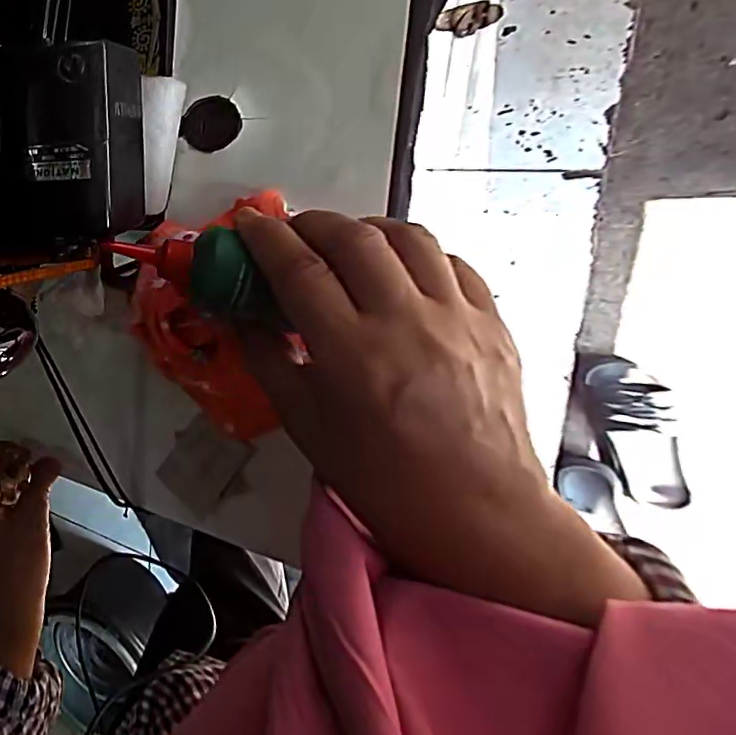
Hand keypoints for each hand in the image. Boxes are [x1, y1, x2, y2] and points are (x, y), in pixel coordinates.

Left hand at [0, 441, 60, 677]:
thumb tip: (47, 463)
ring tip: (32, 479)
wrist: (11, 610)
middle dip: (4, 459)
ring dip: (8, 475)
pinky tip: (29, 498)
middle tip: (28, 462)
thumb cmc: (16, 573)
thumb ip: (40, 485)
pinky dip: (10, 491)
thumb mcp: (34, 520)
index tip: (23, 452)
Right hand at [235, 208, 645, 626]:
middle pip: (353, 239)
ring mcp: (458, 319)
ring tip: (341, 241)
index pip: (300, 269)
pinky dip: (414, 252)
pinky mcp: (494, 324)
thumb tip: (241, 317)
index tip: (247, 222)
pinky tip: (396, 268)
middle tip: (288, 229)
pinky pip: (452, 263)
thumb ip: (264, 358)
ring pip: (408, 238)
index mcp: (352, 353)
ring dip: (364, 228)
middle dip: (311, 221)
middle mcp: (407, 324)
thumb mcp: (301, 419)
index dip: (266, 237)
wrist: (479, 512)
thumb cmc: (379, 475)